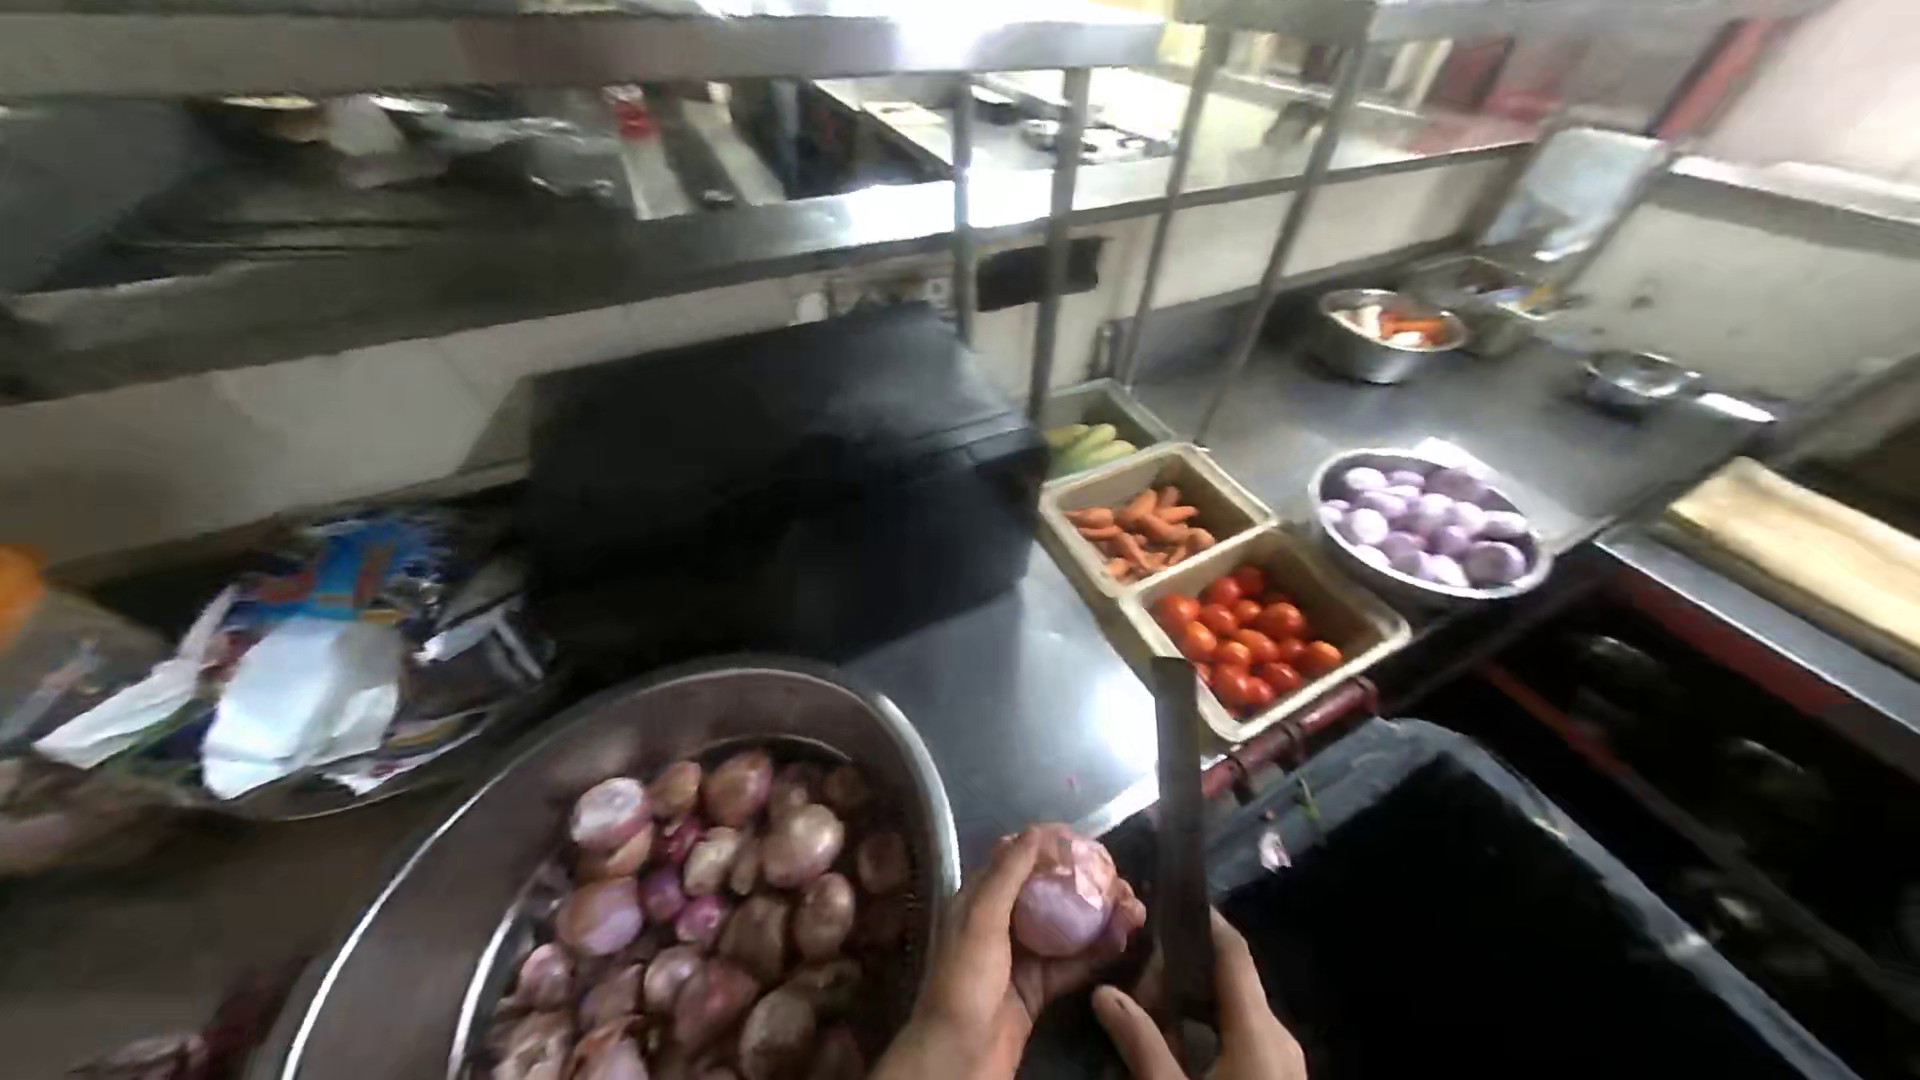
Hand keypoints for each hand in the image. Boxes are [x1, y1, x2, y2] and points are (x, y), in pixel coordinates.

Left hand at [870, 826, 1146, 1079]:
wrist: (958, 1057)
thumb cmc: (965, 977)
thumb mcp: (981, 916)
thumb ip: (1008, 873)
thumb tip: (1036, 829)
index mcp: (982, 896)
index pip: (1018, 856)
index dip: (1050, 844)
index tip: (1084, 839)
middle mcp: (1003, 919)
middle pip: (1049, 889)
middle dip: (1084, 880)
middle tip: (1119, 878)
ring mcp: (1024, 954)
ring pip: (1067, 924)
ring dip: (1100, 913)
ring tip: (1134, 906)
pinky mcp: (1041, 987)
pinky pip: (1074, 962)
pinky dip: (1099, 950)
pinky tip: (1124, 939)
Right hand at [1091, 910, 1306, 1079]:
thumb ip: (1139, 1042)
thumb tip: (1104, 990)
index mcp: (1260, 1034)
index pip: (1234, 952)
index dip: (1204, 919)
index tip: (1165, 899)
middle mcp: (1278, 1041)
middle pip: (1227, 981)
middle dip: (1178, 972)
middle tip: (1135, 977)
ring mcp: (1283, 1068)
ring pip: (1232, 1012)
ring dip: (1189, 1005)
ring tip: (1146, 1010)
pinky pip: (1240, 1040)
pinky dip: (1205, 1032)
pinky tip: (1172, 1048)